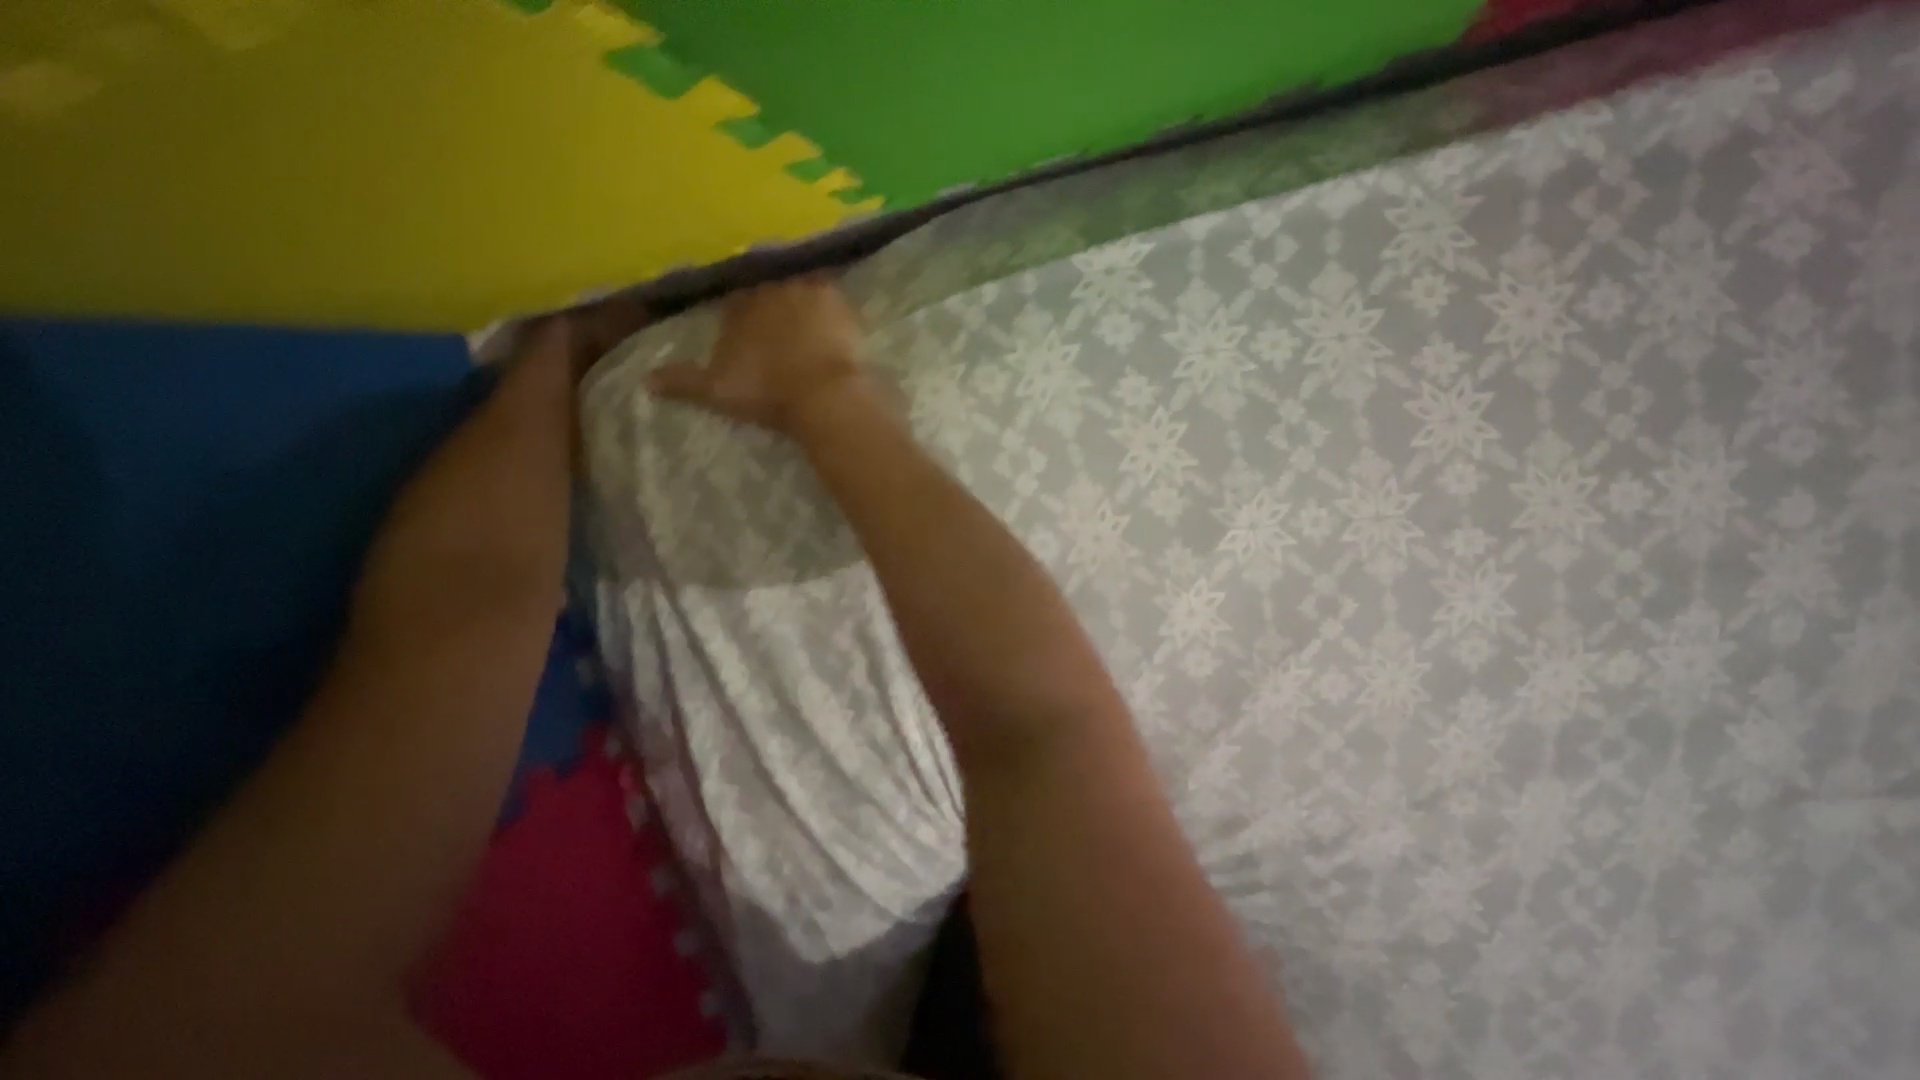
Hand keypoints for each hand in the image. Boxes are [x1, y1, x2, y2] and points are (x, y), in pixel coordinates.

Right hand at [647, 276, 870, 437]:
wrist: (823, 395)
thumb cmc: (767, 392)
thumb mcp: (716, 391)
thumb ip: (682, 381)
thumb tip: (645, 380)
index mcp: (739, 305)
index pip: (732, 298)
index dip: (738, 312)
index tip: (744, 326)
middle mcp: (771, 288)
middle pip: (766, 287)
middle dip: (768, 300)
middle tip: (777, 322)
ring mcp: (808, 290)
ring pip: (798, 284)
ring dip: (799, 296)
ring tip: (805, 317)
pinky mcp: (840, 301)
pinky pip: (831, 295)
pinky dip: (830, 304)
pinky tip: (833, 317)